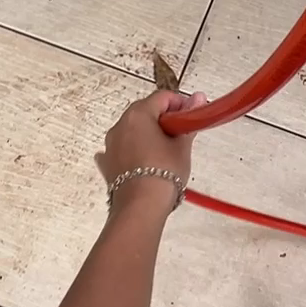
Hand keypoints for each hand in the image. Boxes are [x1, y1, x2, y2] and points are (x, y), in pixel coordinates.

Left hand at [96, 89, 206, 216]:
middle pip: (146, 111)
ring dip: (149, 135)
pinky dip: (134, 152)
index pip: (163, 97)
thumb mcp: (182, 145)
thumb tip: (198, 99)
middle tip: (181, 134)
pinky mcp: (107, 163)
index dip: (180, 105)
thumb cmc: (161, 175)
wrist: (141, 208)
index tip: (190, 117)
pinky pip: (122, 149)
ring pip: (133, 130)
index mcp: (138, 114)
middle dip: (164, 120)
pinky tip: (145, 162)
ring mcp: (111, 145)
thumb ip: (188, 120)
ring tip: (166, 153)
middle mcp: (120, 125)